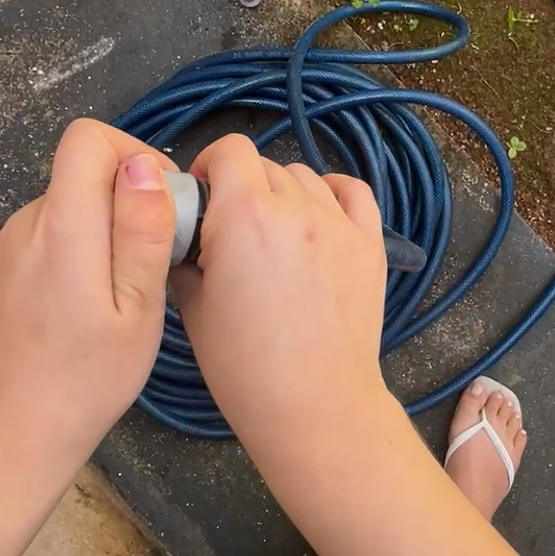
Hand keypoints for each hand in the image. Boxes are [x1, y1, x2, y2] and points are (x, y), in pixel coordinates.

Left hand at [0, 119, 176, 486]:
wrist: (6, 439)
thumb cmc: (87, 379)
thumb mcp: (139, 309)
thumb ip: (143, 230)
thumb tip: (143, 164)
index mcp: (62, 227)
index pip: (87, 138)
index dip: (131, 153)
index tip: (159, 202)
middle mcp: (22, 225)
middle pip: (79, 175)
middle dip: (123, 200)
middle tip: (149, 265)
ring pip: (63, 207)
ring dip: (98, 229)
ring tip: (115, 293)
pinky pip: (40, 237)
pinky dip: (69, 251)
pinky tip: (77, 308)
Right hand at [170, 135, 390, 451]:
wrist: (314, 405)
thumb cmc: (243, 366)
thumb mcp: (193, 307)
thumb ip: (184, 255)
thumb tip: (184, 232)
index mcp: (245, 216)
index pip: (229, 150)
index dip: (209, 164)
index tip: (203, 194)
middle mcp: (296, 207)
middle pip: (264, 165)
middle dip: (242, 186)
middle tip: (232, 227)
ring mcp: (339, 223)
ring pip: (305, 177)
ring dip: (283, 192)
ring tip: (275, 230)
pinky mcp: (370, 243)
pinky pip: (354, 192)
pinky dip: (333, 192)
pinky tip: (319, 210)